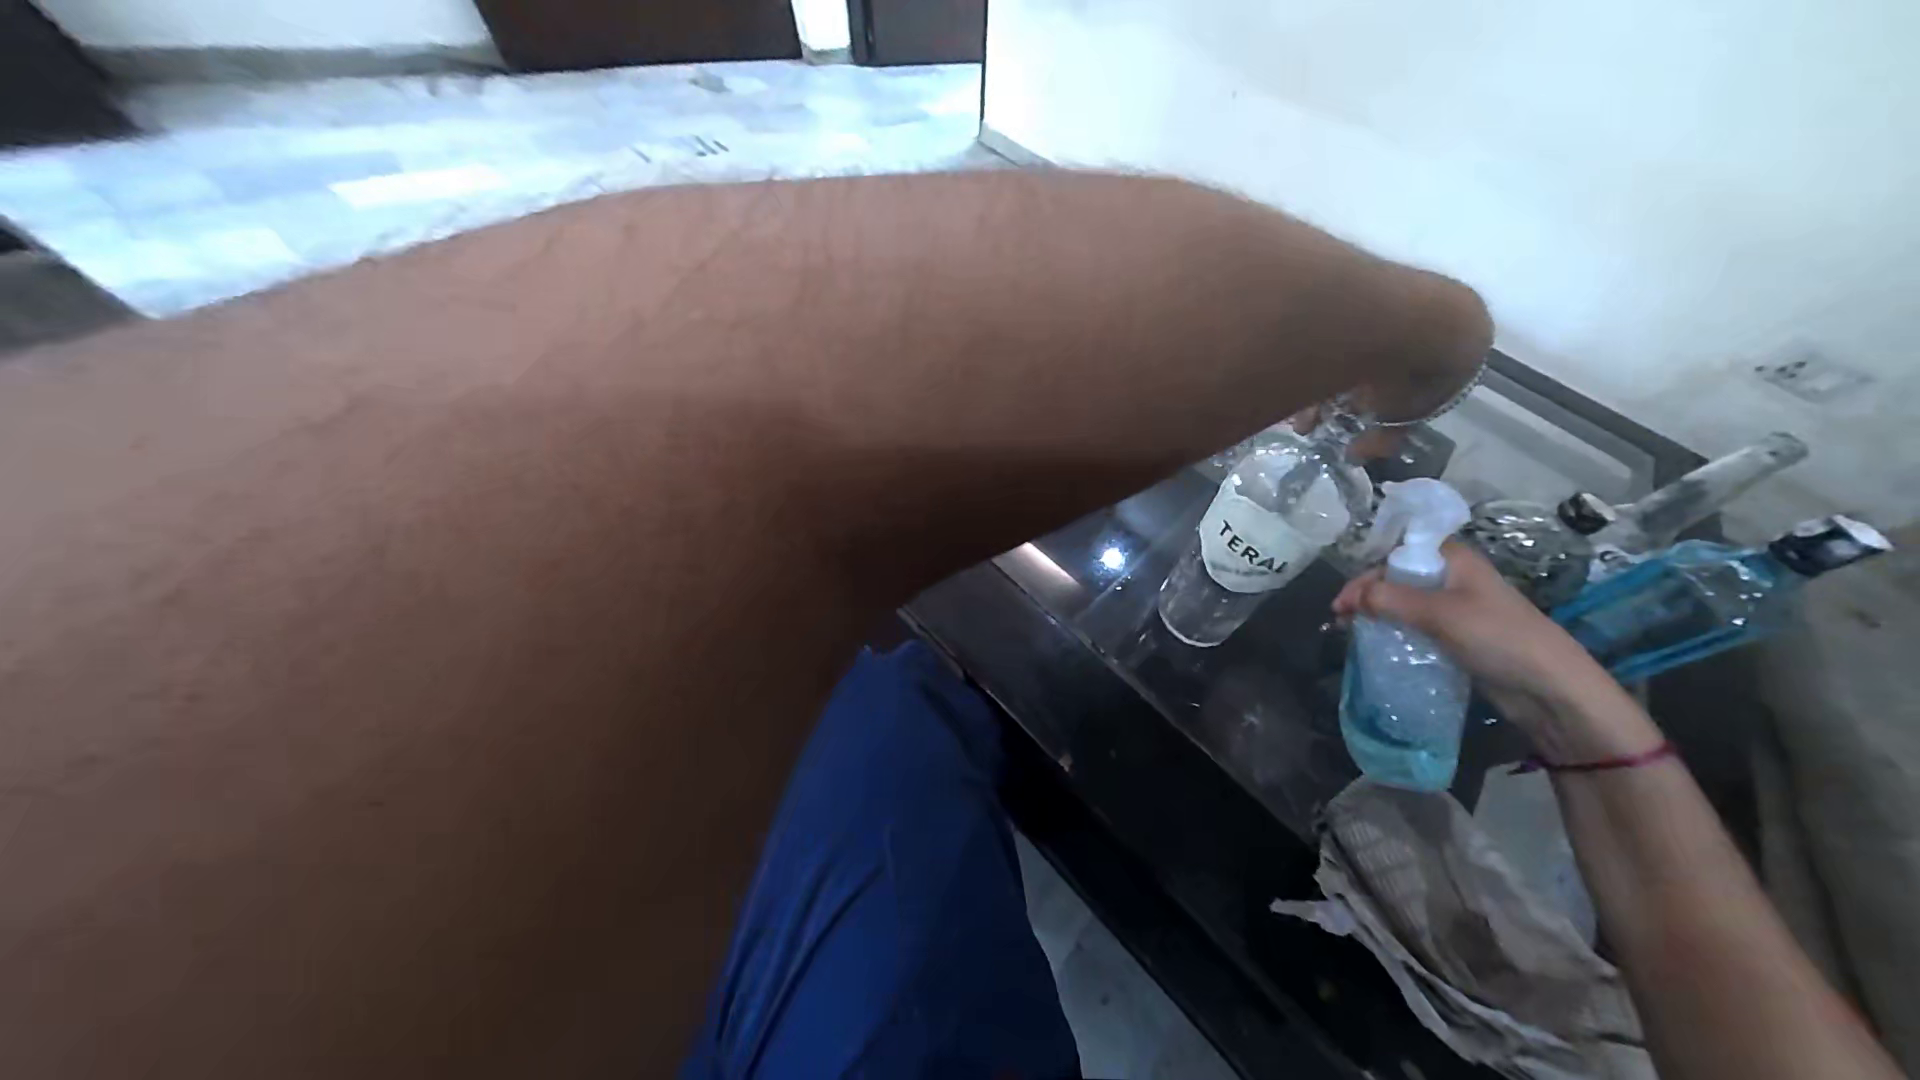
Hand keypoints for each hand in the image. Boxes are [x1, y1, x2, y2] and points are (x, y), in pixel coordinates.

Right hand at [1331, 542, 1617, 729]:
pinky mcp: (1457, 635)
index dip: (1366, 572)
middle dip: (1365, 596)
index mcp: (1453, 560)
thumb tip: (1349, 598)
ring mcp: (1456, 607)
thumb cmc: (1499, 638)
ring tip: (1351, 633)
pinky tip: (1377, 645)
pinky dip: (1393, 632)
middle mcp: (1453, 577)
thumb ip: (1389, 600)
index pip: (1396, 553)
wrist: (1552, 689)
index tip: (1343, 600)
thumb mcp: (1439, 613)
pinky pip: (1415, 626)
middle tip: (1340, 619)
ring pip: (1403, 603)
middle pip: (1395, 578)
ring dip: (1376, 615)